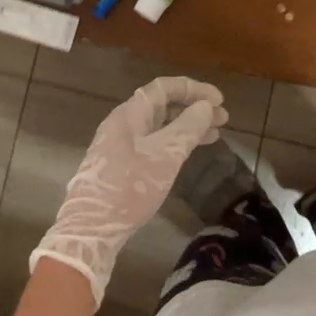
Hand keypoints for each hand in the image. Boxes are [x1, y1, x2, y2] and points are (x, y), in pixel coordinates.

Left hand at [30, 77, 226, 304]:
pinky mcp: (122, 164)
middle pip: (162, 105)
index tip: (219, 100)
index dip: (193, 88)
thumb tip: (205, 106)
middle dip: (193, 108)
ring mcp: (121, 145)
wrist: (92, 228)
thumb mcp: (164, 157)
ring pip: (160, 126)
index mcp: (129, 114)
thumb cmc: (129, 187)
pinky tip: (189, 153)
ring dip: (187, 127)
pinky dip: (174, 143)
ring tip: (215, 135)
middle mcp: (124, 124)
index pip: (163, 88)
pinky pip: (154, 143)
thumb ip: (186, 128)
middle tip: (223, 118)